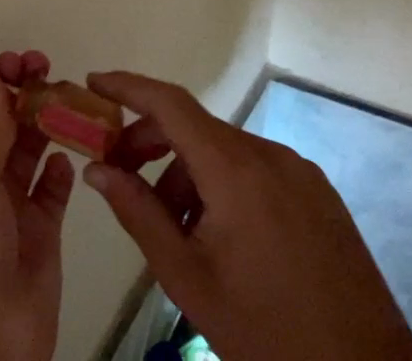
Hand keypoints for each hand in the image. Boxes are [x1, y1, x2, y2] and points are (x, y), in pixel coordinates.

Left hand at [0, 51, 74, 360]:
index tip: (20, 57)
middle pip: (1, 125)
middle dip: (22, 95)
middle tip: (48, 66)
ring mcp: (9, 204)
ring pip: (28, 151)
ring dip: (44, 124)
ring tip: (67, 96)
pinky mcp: (40, 228)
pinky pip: (52, 189)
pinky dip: (61, 169)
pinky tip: (72, 152)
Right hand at [82, 72, 411, 360]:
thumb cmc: (265, 329)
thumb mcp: (186, 276)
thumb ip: (137, 213)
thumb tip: (96, 169)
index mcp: (235, 171)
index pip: (170, 104)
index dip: (127, 86)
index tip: (92, 83)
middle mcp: (270, 156)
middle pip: (194, 127)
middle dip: (149, 142)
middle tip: (118, 175)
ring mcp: (301, 173)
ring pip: (223, 151)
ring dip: (185, 172)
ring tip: (172, 226)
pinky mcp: (319, 194)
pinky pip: (255, 169)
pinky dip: (220, 183)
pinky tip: (215, 232)